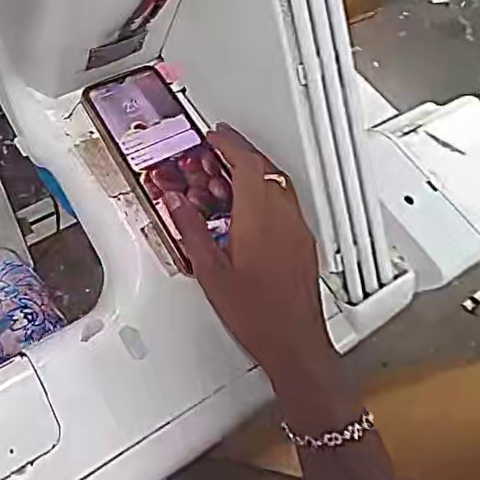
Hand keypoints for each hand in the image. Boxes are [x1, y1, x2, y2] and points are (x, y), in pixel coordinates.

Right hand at [165, 125, 354, 432]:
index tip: (214, 136)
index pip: (247, 164)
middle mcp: (284, 217)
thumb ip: (191, 229)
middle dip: (240, 151)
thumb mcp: (210, 270)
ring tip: (229, 171)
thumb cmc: (256, 313)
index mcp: (259, 217)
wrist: (294, 343)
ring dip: (254, 169)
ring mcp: (297, 229)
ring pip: (277, 183)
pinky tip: (250, 204)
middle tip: (219, 146)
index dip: (229, 144)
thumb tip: (176, 202)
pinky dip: (266, 189)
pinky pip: (286, 201)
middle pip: (264, 168)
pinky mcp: (303, 242)